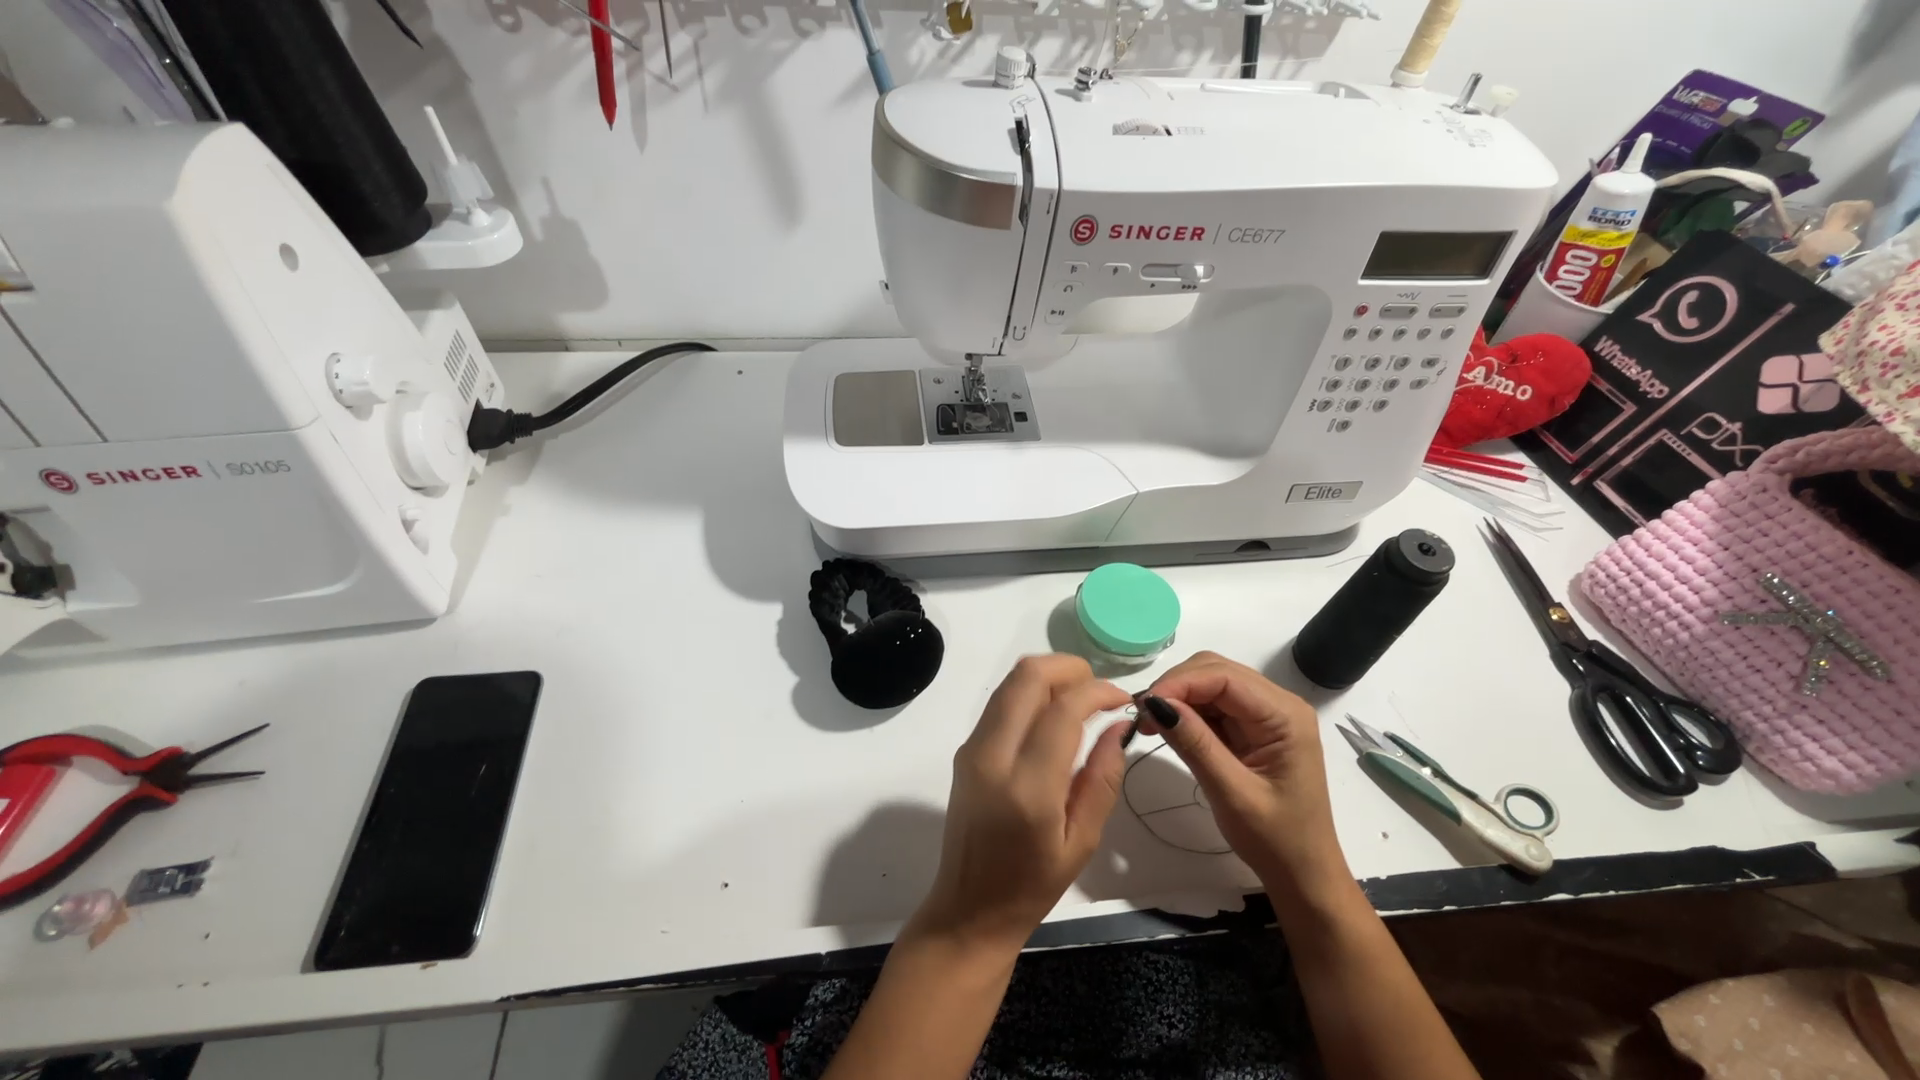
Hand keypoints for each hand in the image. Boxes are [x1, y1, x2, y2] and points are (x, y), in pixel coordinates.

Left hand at [912, 655, 1131, 950]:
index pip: (1062, 709)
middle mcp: (991, 757)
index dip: (1098, 691)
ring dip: (1048, 677)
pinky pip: (999, 704)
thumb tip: (1118, 724)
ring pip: (1009, 683)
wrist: (967, 910)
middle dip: (1069, 668)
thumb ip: (1102, 778)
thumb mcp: (1082, 841)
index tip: (1124, 699)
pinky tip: (1055, 718)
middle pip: (1027, 677)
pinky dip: (1030, 694)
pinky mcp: (964, 751)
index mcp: (1027, 787)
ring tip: (1082, 701)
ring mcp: (971, 750)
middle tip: (1100, 690)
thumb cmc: (1032, 886)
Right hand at [1140, 652, 1346, 895]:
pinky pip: (1214, 705)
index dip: (1180, 682)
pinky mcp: (1252, 729)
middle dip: (1176, 686)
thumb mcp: (1231, 793)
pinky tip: (1166, 728)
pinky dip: (1187, 711)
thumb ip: (1195, 744)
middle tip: (1141, 716)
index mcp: (1285, 716)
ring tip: (1148, 723)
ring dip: (1178, 697)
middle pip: (1217, 671)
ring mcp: (1266, 715)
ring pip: (1212, 684)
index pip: (1225, 677)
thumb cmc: (1275, 839)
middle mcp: (1279, 705)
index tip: (1143, 706)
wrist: (1303, 873)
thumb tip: (1155, 704)